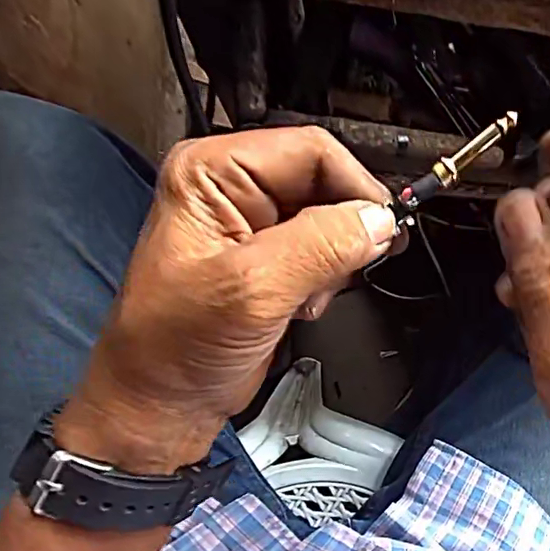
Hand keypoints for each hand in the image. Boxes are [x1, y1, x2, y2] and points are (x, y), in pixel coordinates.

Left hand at [57, 126, 397, 472]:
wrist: (167, 399)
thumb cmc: (173, 346)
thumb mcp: (252, 290)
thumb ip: (320, 247)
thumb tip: (378, 220)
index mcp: (213, 174)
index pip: (312, 151)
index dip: (355, 188)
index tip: (382, 227)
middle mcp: (236, 192)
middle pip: (328, 184)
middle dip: (347, 230)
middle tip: (350, 266)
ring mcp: (258, 228)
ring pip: (335, 221)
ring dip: (340, 261)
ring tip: (311, 293)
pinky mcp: (276, 260)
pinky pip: (329, 253)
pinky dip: (333, 279)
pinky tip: (307, 302)